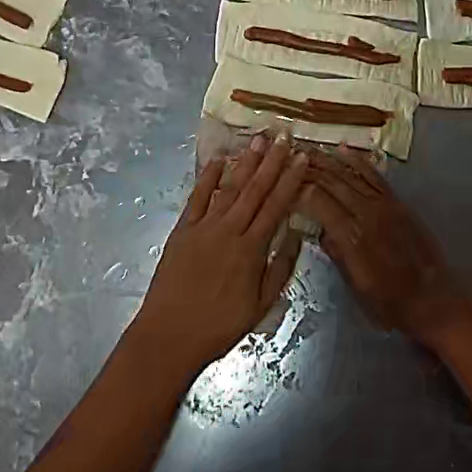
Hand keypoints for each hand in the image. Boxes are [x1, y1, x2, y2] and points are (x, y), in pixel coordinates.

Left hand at [128, 133, 308, 375]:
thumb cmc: (219, 326)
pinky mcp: (183, 230)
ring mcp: (204, 227)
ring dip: (245, 163)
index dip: (291, 180)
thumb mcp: (261, 305)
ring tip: (258, 140)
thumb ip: (280, 268)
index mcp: (252, 249)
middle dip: (272, 162)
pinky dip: (208, 177)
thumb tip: (296, 234)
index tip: (302, 158)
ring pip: (230, 187)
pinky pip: (197, 198)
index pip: (277, 206)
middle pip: (256, 189)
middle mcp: (230, 230)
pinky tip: (218, 160)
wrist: (169, 335)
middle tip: (284, 136)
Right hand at [305, 147, 471, 345]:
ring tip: (307, 149)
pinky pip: (373, 176)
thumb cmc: (392, 303)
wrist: (434, 300)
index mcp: (353, 236)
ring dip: (328, 160)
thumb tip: (320, 231)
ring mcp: (385, 204)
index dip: (296, 190)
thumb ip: (337, 254)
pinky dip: (357, 161)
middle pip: (332, 182)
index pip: (317, 201)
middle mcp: (368, 212)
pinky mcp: (398, 202)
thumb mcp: (357, 286)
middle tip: (286, 157)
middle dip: (308, 169)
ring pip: (350, 174)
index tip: (280, 183)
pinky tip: (343, 150)